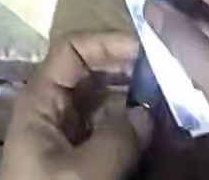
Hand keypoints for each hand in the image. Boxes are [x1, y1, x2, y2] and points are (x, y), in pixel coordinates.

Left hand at [0, 33, 154, 179]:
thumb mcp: (83, 176)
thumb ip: (118, 139)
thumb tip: (147, 111)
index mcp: (41, 98)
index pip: (72, 49)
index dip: (106, 41)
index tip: (144, 48)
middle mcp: (52, 108)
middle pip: (91, 73)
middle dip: (126, 71)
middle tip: (165, 74)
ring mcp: (65, 136)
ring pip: (103, 102)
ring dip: (133, 100)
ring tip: (167, 101)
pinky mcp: (78, 161)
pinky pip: (106, 132)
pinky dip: (129, 129)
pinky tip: (156, 132)